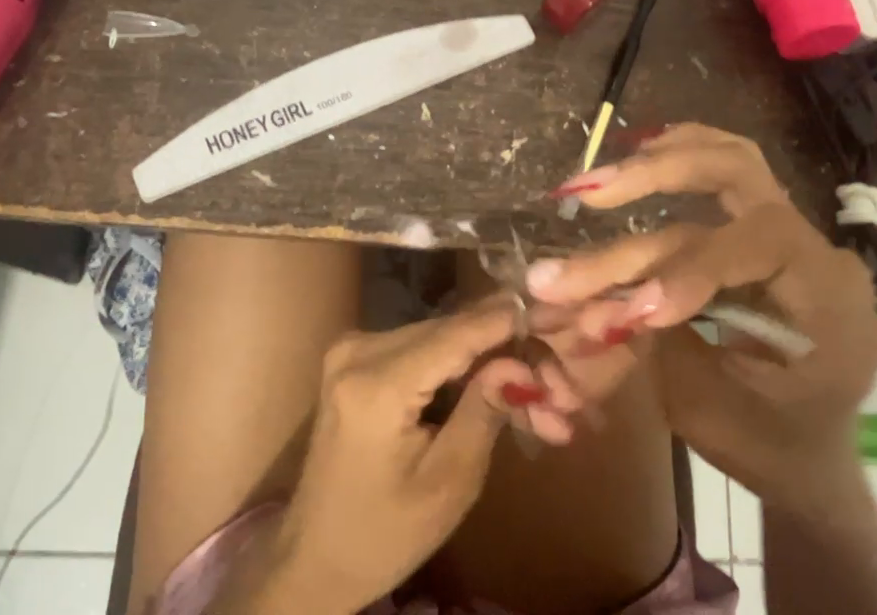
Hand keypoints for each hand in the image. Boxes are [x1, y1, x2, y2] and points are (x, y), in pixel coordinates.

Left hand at [242, 299, 567, 612]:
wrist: (314, 555)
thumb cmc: (384, 534)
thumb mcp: (448, 482)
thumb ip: (484, 410)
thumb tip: (521, 359)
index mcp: (376, 382)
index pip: (459, 331)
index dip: (513, 322)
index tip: (562, 320)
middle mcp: (359, 348)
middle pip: (453, 330)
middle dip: (510, 352)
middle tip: (561, 389)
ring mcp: (354, 349)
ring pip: (443, 336)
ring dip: (490, 361)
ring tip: (538, 399)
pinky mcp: (357, 359)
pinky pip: (423, 349)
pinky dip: (461, 367)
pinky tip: (497, 391)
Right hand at [527, 125, 876, 488]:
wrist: (809, 457)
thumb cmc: (768, 444)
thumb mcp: (713, 410)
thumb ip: (659, 346)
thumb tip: (590, 306)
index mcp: (830, 297)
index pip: (758, 245)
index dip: (688, 268)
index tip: (629, 309)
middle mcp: (816, 249)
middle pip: (741, 172)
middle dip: (661, 176)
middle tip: (589, 193)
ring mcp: (790, 234)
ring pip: (729, 161)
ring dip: (657, 162)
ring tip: (591, 180)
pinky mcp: (761, 234)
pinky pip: (721, 179)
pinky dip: (673, 163)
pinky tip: (630, 162)